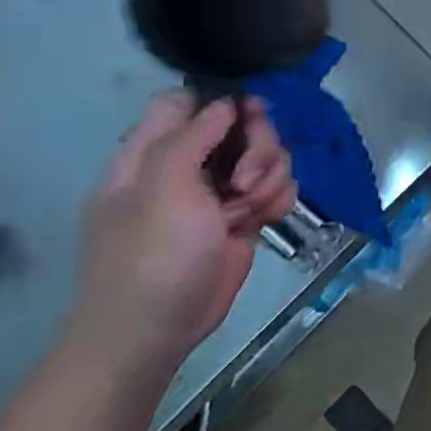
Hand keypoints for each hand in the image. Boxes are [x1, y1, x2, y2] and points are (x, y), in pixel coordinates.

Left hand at [72, 93, 296, 368]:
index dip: (220, 103)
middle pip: (240, 126)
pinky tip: (266, 220)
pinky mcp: (244, 216)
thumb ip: (191, 137)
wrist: (157, 328)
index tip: (249, 115)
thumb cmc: (151, 256)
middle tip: (246, 180)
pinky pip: (277, 188)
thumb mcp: (162, 189)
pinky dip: (279, 199)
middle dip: (258, 147)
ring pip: (266, 157)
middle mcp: (189, 166)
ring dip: (270, 177)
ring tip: (250, 210)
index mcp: (152, 153)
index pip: (186, 103)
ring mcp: (218, 192)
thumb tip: (225, 105)